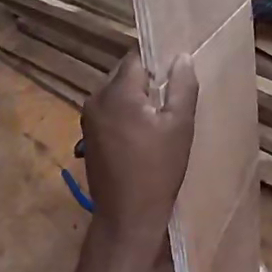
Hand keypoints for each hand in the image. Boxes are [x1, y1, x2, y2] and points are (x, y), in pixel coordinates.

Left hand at [80, 51, 197, 252]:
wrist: (128, 215)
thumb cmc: (159, 168)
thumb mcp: (180, 125)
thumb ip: (182, 86)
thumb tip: (182, 56)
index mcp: (117, 93)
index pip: (137, 57)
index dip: (159, 58)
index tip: (179, 68)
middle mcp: (96, 99)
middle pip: (125, 72)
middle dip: (149, 77)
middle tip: (175, 92)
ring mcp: (88, 117)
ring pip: (118, 90)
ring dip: (139, 95)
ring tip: (163, 112)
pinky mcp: (89, 134)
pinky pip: (111, 108)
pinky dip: (128, 110)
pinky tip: (147, 129)